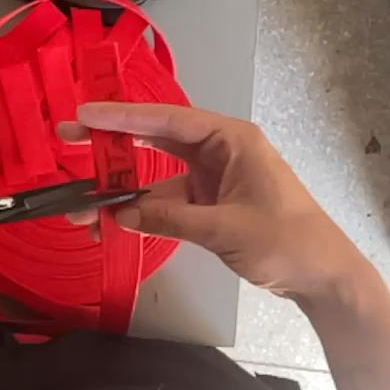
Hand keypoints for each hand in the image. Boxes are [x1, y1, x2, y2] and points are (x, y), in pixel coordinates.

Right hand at [62, 102, 370, 304]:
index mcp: (230, 139)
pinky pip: (166, 202)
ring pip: (156, 176)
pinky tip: (112, 223)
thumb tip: (121, 216)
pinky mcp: (209, 203)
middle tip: (67, 139)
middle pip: (156, 139)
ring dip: (121, 190)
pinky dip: (141, 212)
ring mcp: (212, 177)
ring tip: (79, 205)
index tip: (84, 115)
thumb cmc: (286, 241)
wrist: (322, 274)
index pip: (167, 120)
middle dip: (112, 143)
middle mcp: (218, 150)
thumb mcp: (226, 229)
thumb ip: (171, 219)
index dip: (122, 117)